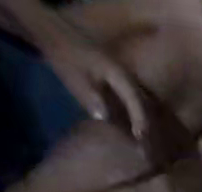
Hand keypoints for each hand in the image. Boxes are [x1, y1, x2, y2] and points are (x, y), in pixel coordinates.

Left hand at [37, 24, 156, 148]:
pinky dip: (138, 120)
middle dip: (150, 130)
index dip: (141, 123)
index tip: (141, 140)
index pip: (138, 105)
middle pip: (147, 110)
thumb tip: (104, 118)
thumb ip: (88, 95)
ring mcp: (128, 84)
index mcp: (122, 78)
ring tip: (147, 145)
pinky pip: (136, 107)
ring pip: (145, 110)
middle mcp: (131, 82)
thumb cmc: (61, 52)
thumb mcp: (71, 72)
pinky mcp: (122, 87)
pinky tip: (136, 131)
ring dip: (147, 127)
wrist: (51, 32)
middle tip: (149, 150)